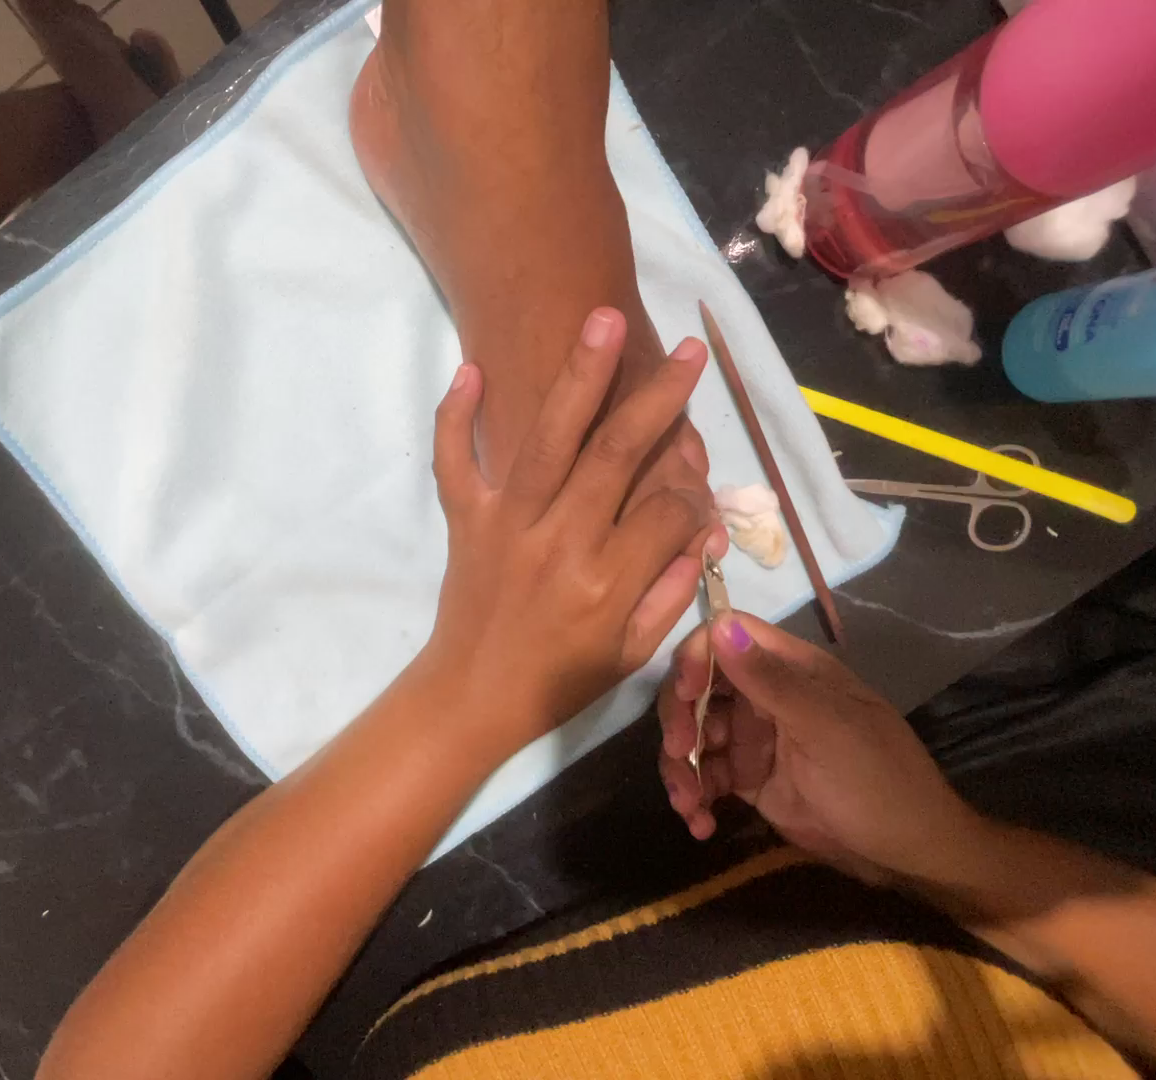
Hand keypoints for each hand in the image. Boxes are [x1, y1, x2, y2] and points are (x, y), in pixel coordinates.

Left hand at [418, 307, 724, 754]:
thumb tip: (701, 533)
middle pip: (617, 455)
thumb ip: (671, 591)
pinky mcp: (465, 520)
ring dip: (579, 378)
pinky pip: (454, 462)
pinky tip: (472, 369)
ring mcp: (505, 525)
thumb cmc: (560, 682)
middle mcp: (560, 543)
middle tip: (688, 352)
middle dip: (658, 399)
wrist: (472, 697)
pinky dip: (455, 417)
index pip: (668, 510)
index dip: (693, 495)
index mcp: (608, 582)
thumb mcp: (633, 654)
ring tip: (603, 321)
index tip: (696, 493)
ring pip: (548, 441)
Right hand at [657, 611, 989, 884]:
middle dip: (679, 719)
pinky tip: (700, 824)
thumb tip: (718, 623)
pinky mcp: (748, 778)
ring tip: (687, 805)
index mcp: (790, 669)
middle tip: (678, 755)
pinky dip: (695, 797)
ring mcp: (754, 738)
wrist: (911, 857)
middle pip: (698, 687)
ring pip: (694, 734)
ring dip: (681, 767)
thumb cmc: (878, 781)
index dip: (696, 657)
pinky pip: (705, 775)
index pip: (726, 637)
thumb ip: (769, 680)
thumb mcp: (825, 728)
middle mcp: (765, 696)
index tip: (686, 693)